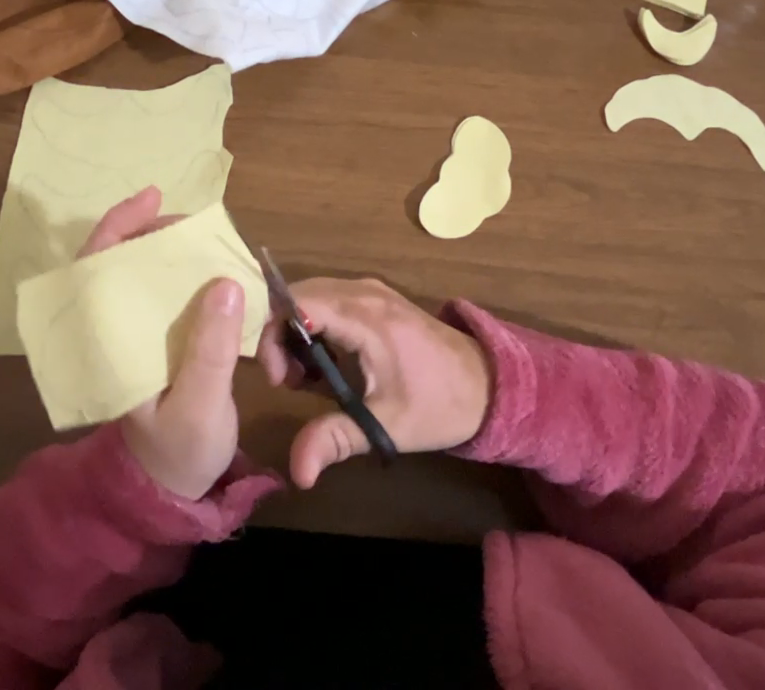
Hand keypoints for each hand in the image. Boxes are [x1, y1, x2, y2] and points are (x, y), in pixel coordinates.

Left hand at [77, 187, 244, 500]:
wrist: (174, 489)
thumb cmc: (179, 451)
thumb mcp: (198, 404)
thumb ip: (211, 348)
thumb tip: (227, 282)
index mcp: (110, 344)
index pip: (96, 269)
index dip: (118, 227)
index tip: (153, 197)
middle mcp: (119, 332)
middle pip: (123, 264)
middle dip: (155, 233)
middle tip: (197, 224)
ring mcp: (142, 338)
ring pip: (149, 279)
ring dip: (177, 254)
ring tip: (213, 243)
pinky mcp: (167, 345)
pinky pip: (176, 300)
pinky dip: (196, 280)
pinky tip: (222, 276)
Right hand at [257, 277, 491, 488]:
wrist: (489, 385)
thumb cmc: (439, 405)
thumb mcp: (385, 426)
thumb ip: (336, 440)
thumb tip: (298, 474)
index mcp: (366, 317)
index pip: (297, 303)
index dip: (275, 336)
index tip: (280, 378)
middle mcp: (364, 293)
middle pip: (298, 296)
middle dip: (281, 337)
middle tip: (289, 381)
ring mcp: (371, 291)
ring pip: (311, 296)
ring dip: (297, 333)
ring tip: (307, 378)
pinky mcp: (376, 297)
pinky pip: (329, 299)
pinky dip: (316, 326)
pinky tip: (327, 364)